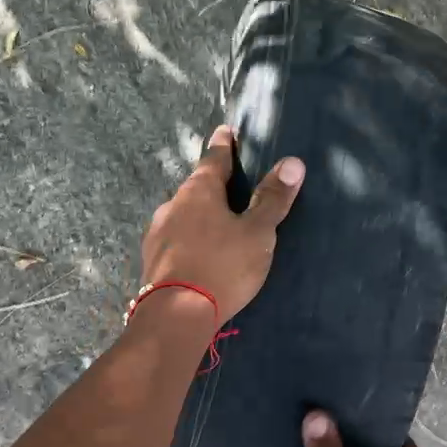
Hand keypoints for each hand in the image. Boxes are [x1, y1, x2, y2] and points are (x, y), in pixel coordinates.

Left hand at [140, 125, 303, 319]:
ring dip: (198, 215)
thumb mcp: (257, 233)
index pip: (214, 159)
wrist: (176, 316)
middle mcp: (172, 206)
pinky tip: (197, 252)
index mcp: (198, 191)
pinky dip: (189, 240)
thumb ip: (273, 199)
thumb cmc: (222, 267)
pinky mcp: (153, 261)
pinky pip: (175, 240)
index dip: (224, 145)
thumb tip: (292, 162)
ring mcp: (157, 234)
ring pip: (183, 215)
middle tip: (228, 183)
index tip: (225, 131)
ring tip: (215, 223)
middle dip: (211, 185)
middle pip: (195, 188)